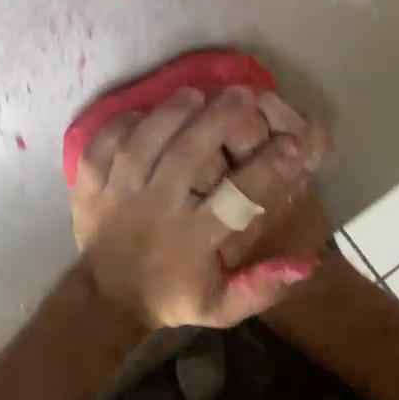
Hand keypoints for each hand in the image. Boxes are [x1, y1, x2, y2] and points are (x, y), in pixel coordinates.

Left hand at [70, 86, 328, 328]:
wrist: (105, 300)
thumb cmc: (171, 296)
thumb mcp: (221, 306)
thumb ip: (262, 286)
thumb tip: (307, 262)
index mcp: (191, 239)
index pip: (236, 199)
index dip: (267, 170)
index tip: (292, 146)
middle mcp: (156, 210)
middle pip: (186, 157)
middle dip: (216, 121)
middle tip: (242, 94)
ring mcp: (119, 194)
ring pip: (143, 145)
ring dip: (169, 114)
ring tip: (194, 93)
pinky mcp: (91, 185)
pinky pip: (103, 147)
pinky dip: (120, 125)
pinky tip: (142, 111)